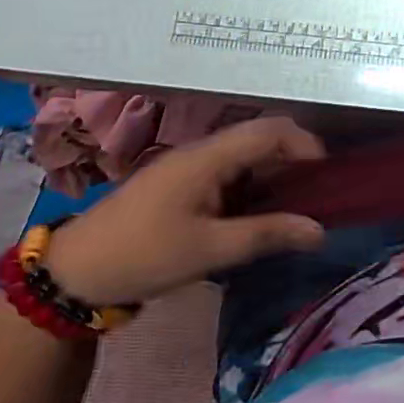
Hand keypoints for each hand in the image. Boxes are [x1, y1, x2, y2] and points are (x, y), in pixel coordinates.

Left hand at [41, 118, 328, 305]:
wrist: (75, 272)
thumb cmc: (143, 255)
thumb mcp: (210, 249)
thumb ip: (267, 235)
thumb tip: (319, 230)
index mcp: (207, 158)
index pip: (269, 130)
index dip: (304, 143)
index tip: (327, 175)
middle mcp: (201, 154)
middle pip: (259, 140)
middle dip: (294, 162)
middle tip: (320, 195)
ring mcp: (190, 170)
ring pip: (246, 160)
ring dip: (275, 178)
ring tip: (300, 208)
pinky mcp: (183, 188)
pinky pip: (229, 178)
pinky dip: (254, 191)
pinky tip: (264, 217)